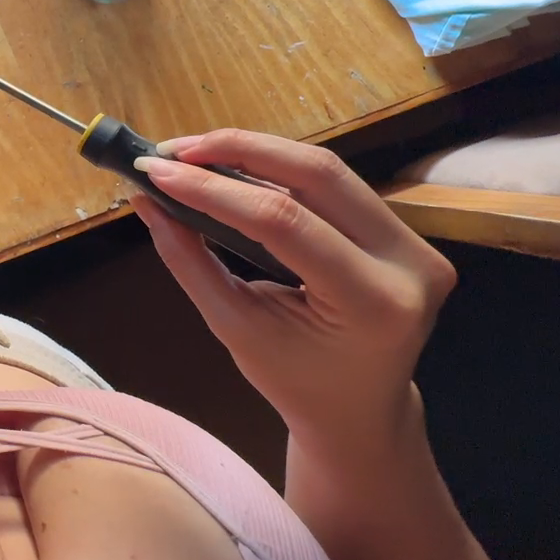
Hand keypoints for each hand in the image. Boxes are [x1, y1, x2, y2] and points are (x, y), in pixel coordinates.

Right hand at [128, 129, 457, 448]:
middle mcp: (409, 261)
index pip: (282, 221)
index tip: (154, 171)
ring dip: (250, 150)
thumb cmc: (294, 379)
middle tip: (171, 150)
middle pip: (317, 173)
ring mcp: (413, 241)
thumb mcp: (232, 325)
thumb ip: (188, 259)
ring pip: (323, 167)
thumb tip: (145, 201)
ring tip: (189, 153)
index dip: (212, 189)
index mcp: (373, 302)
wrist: (361, 410)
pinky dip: (268, 166)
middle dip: (236, 149)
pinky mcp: (399, 229)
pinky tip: (225, 165)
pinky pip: (327, 181)